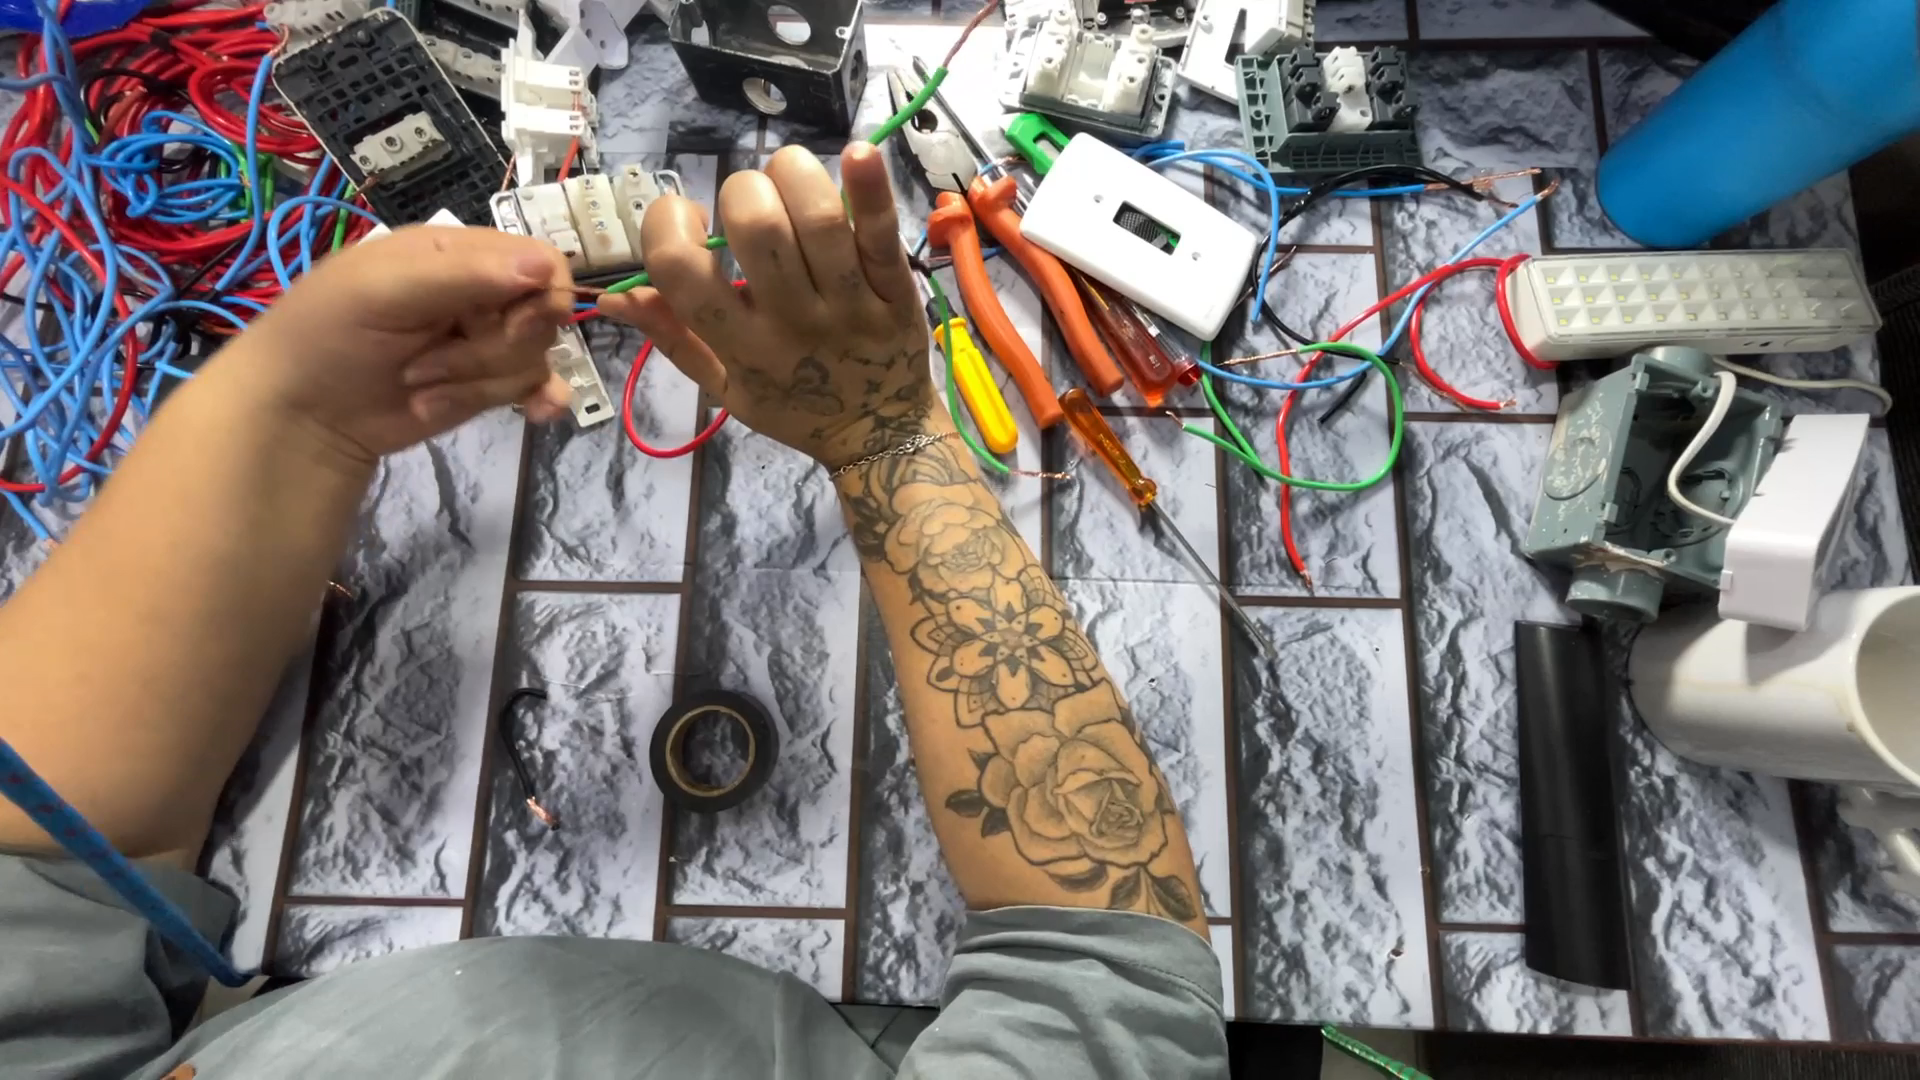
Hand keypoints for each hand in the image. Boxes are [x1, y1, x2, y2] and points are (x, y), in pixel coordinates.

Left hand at [217, 225, 576, 468]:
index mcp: (459, 256)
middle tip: (434, 354)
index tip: (514, 321)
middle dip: (494, 347)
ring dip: (481, 381)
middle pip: (543, 319)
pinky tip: (537, 412)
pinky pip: (546, 389)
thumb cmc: (328, 335)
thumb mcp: (385, 291)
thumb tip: (546, 268)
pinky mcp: (496, 385)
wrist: (306, 413)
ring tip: (424, 383)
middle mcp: (485, 296)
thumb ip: (465, 275)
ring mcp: (492, 344)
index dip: (543, 293)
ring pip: (535, 360)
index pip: (543, 261)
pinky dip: (545, 401)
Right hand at [597, 143, 933, 468]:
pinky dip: (870, 188)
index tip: (688, 220)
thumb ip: (675, 341)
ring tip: (791, 185)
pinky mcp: (894, 292)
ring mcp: (849, 306)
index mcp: (742, 347)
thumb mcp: (728, 391)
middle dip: (741, 193)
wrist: (881, 435)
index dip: (667, 224)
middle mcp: (793, 323)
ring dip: (793, 177)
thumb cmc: (798, 411)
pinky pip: (881, 234)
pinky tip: (858, 155)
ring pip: (816, 217)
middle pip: (756, 226)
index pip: (682, 270)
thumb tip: (615, 294)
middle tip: (754, 210)